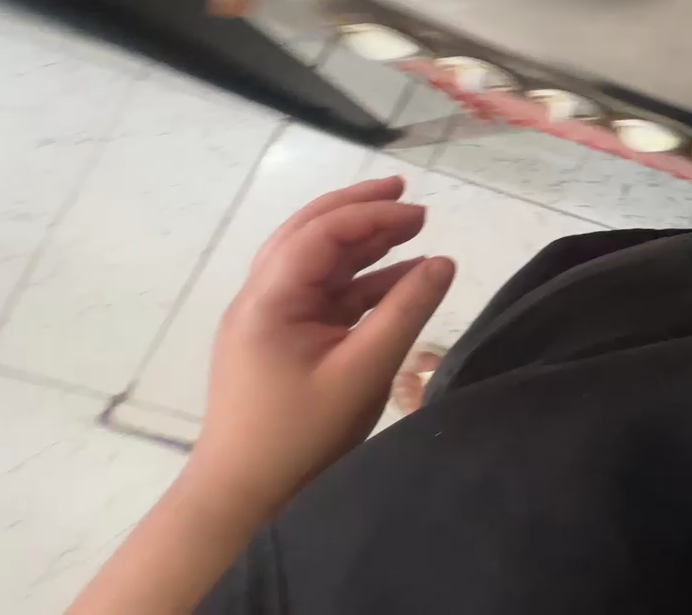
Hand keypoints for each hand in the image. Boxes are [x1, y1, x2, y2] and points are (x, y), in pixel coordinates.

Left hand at [191, 176, 454, 514]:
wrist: (245, 500)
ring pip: (320, 259)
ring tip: (413, 226)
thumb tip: (446, 261)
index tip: (422, 216)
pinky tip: (407, 275)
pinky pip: (332, 291)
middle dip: (359, 208)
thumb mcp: (363, 370)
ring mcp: (275, 318)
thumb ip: (406, 310)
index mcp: (268, 301)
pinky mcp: (290, 337)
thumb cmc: (300, 435)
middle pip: (309, 233)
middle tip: (406, 192)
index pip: (320, 234)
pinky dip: (368, 277)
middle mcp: (264, 299)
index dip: (371, 215)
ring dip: (365, 240)